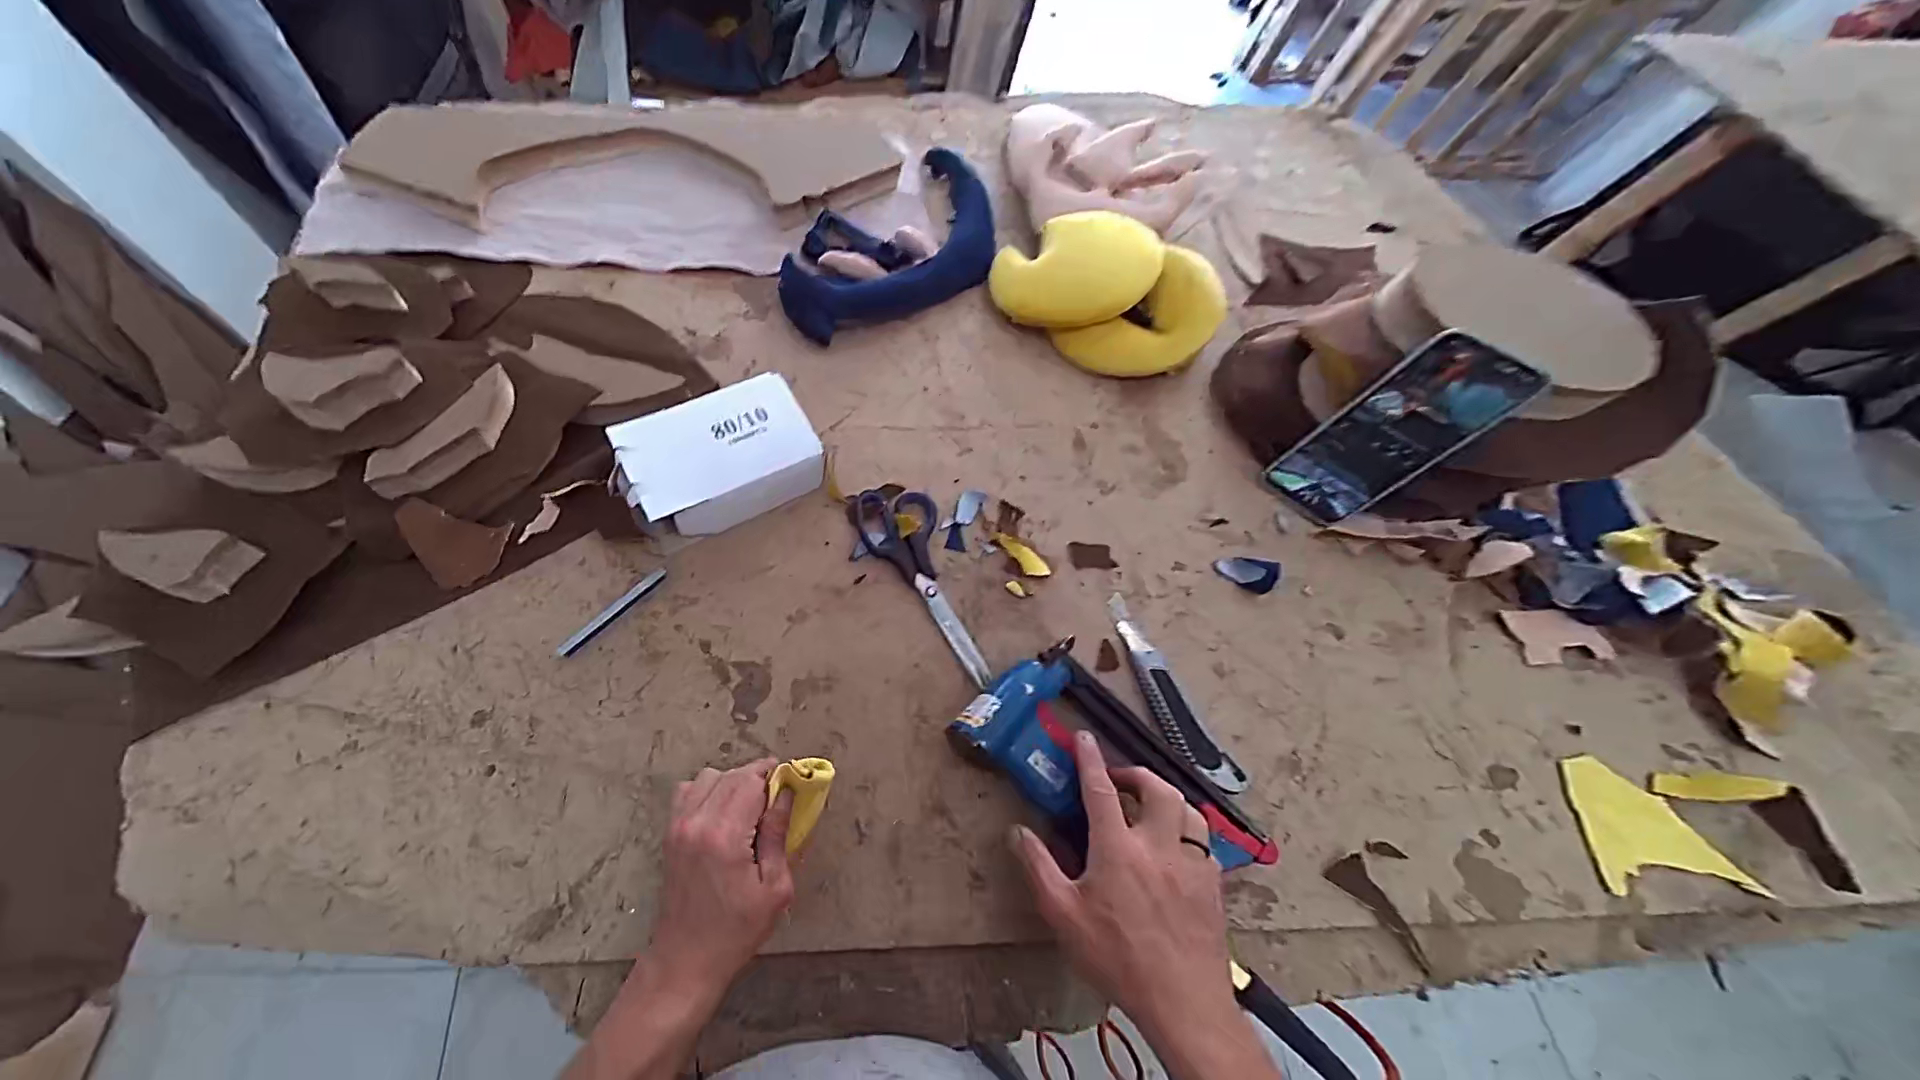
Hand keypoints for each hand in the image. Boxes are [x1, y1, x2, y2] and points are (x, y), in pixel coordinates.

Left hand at [563, 760, 795, 1079]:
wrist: (684, 961)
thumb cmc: (734, 931)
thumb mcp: (774, 888)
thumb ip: (779, 835)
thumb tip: (786, 795)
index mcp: (724, 836)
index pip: (752, 780)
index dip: (775, 776)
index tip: (792, 785)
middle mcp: (696, 823)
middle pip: (733, 775)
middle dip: (759, 778)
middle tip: (777, 801)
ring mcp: (678, 827)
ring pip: (710, 777)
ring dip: (734, 783)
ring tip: (750, 809)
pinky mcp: (670, 834)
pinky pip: (689, 791)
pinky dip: (709, 791)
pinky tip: (723, 813)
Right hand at [1011, 731, 1277, 1078]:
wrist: (1184, 1001)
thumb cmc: (1119, 959)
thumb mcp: (1064, 915)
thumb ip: (1039, 868)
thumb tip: (1019, 832)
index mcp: (1118, 848)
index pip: (1100, 789)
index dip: (1089, 758)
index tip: (1084, 737)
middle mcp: (1158, 845)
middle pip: (1155, 788)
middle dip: (1136, 773)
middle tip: (1119, 779)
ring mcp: (1191, 862)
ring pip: (1187, 808)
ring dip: (1166, 797)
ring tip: (1150, 805)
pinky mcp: (1212, 883)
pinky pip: (1203, 841)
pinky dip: (1187, 831)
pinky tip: (1177, 848)